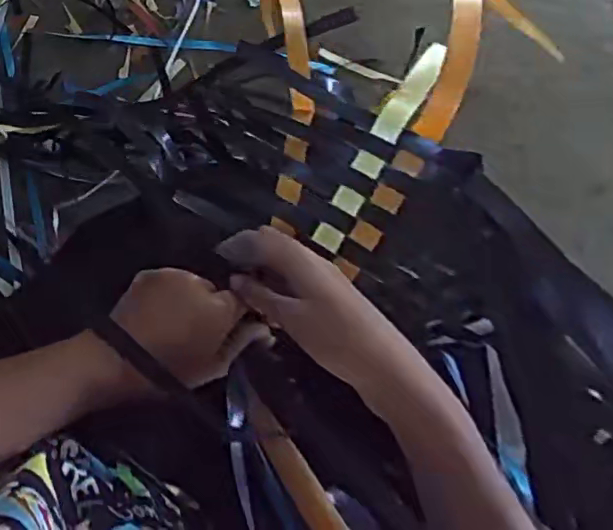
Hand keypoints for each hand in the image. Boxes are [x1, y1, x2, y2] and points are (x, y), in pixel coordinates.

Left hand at [106, 269, 270, 390]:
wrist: (122, 355)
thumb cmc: (176, 367)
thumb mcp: (218, 364)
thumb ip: (243, 341)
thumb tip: (262, 327)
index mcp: (218, 305)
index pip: (243, 299)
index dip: (243, 313)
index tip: (239, 326)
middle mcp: (194, 281)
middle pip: (215, 289)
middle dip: (214, 305)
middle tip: (205, 327)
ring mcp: (167, 273)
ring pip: (191, 283)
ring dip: (192, 296)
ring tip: (181, 320)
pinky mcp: (146, 273)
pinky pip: (169, 280)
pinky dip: (171, 292)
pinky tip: (164, 311)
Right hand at [217, 226, 426, 397]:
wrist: (395, 374)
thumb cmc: (337, 341)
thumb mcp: (291, 320)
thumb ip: (261, 296)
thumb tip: (236, 279)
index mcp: (301, 261)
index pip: (260, 238)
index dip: (236, 244)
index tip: (217, 258)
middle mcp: (315, 262)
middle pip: (275, 243)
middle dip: (250, 251)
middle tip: (230, 271)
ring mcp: (329, 279)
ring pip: (287, 260)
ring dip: (265, 267)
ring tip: (247, 287)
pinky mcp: (337, 296)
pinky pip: (299, 275)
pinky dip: (280, 280)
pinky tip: (274, 301)